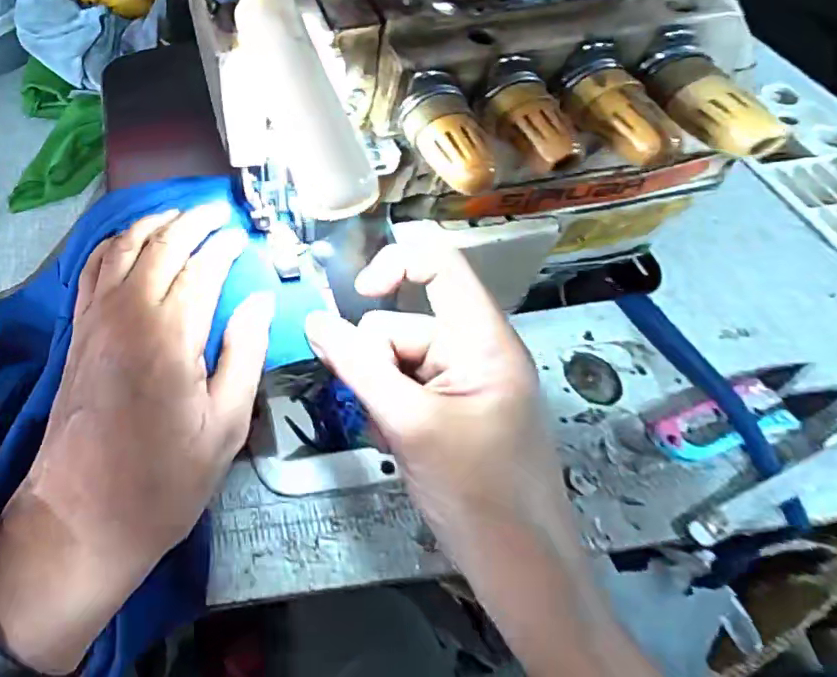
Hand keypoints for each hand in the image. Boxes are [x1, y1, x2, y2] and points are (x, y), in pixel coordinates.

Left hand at [0, 204, 272, 673]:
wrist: (81, 517)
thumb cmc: (163, 479)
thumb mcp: (224, 426)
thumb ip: (244, 353)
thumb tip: (258, 300)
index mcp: (170, 334)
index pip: (202, 267)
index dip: (225, 247)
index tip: (243, 239)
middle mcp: (128, 312)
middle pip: (162, 244)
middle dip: (193, 221)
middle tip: (218, 214)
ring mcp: (96, 317)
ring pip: (124, 246)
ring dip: (153, 223)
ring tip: (180, 216)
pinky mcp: (77, 329)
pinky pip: (94, 267)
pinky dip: (115, 243)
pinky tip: (131, 242)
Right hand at [304, 237, 657, 676]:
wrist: (523, 573)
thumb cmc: (477, 494)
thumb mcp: (409, 425)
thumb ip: (358, 367)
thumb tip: (314, 321)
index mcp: (482, 339)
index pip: (440, 264)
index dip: (396, 262)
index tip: (359, 293)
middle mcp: (474, 350)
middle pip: (403, 322)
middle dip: (377, 361)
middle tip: (384, 410)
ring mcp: (464, 381)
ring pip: (396, 359)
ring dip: (380, 391)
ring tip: (394, 436)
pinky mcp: (453, 408)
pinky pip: (405, 386)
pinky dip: (391, 408)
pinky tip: (398, 442)